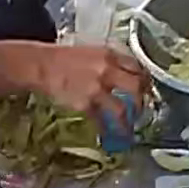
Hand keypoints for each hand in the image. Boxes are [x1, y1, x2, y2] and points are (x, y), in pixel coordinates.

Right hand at [27, 43, 145, 125]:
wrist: (43, 66)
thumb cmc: (64, 58)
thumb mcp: (91, 52)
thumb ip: (108, 62)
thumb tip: (121, 75)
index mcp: (109, 54)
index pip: (136, 66)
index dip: (144, 79)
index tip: (145, 89)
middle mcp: (107, 71)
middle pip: (136, 87)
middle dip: (142, 101)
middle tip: (141, 110)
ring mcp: (97, 89)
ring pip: (122, 109)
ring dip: (127, 122)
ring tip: (128, 130)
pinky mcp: (86, 105)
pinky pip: (102, 121)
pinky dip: (106, 130)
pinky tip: (108, 135)